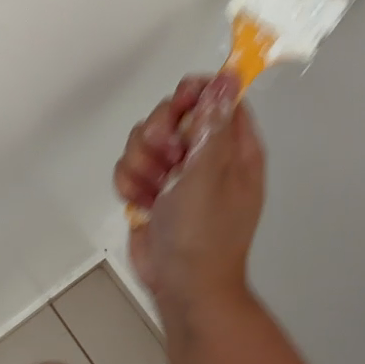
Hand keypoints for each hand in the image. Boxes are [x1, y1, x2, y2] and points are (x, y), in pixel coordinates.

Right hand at [114, 71, 265, 303]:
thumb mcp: (210, 173)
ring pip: (145, 138)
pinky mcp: (152, 189)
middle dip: (159, 133)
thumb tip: (230, 76)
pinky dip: (131, 183)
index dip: (195, 94)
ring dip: (141, 163)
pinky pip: (130, 164)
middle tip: (167, 158)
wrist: (182, 287)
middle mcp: (206, 155)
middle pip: (173, 112)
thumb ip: (213, 122)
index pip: (217, 97)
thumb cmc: (205, 233)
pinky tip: (142, 204)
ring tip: (154, 191)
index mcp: (234, 148)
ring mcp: (177, 173)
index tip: (179, 105)